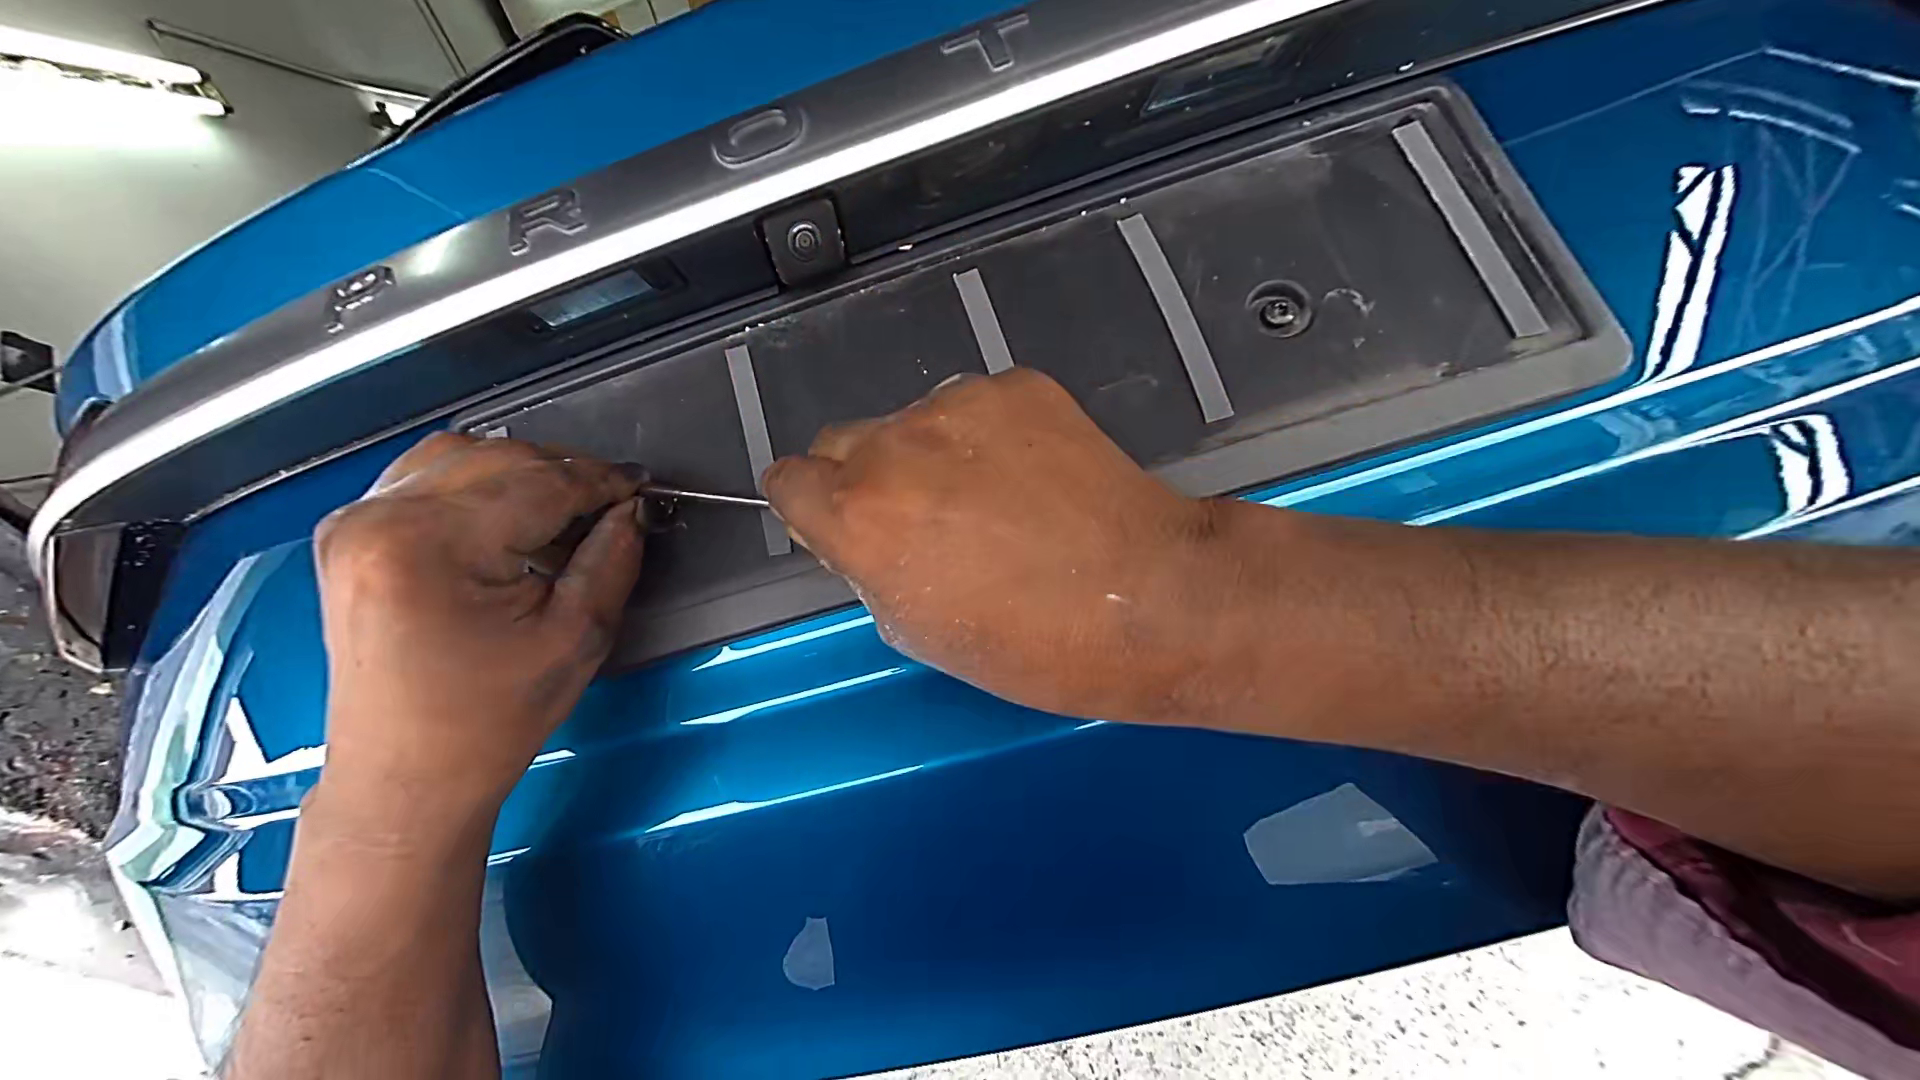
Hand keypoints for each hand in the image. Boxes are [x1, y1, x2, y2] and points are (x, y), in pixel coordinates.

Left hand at [313, 434, 643, 806]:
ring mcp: (356, 522)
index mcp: (431, 546)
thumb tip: (631, 509)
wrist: (407, 773)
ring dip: (529, 472)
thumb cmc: (492, 718)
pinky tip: (517, 513)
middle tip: (616, 501)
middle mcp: (380, 518)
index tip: (642, 484)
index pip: (540, 483)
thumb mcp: (577, 637)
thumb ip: (613, 558)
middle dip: (570, 472)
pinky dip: (485, 480)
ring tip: (571, 509)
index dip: (603, 480)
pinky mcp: (354, 534)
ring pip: (466, 455)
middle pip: (503, 458)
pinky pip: (431, 474)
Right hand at [764, 370, 1242, 722]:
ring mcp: (960, 406)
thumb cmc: (1033, 644)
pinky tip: (1030, 476)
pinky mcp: (1018, 386)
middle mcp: (896, 446)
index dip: (810, 506)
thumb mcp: (917, 630)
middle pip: (842, 442)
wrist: (1147, 597)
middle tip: (921, 518)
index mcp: (859, 516)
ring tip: (989, 499)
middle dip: (864, 479)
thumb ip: (865, 566)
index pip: (787, 481)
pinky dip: (984, 436)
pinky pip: (972, 407)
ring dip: (927, 455)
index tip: (837, 522)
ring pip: (909, 422)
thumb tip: (855, 533)